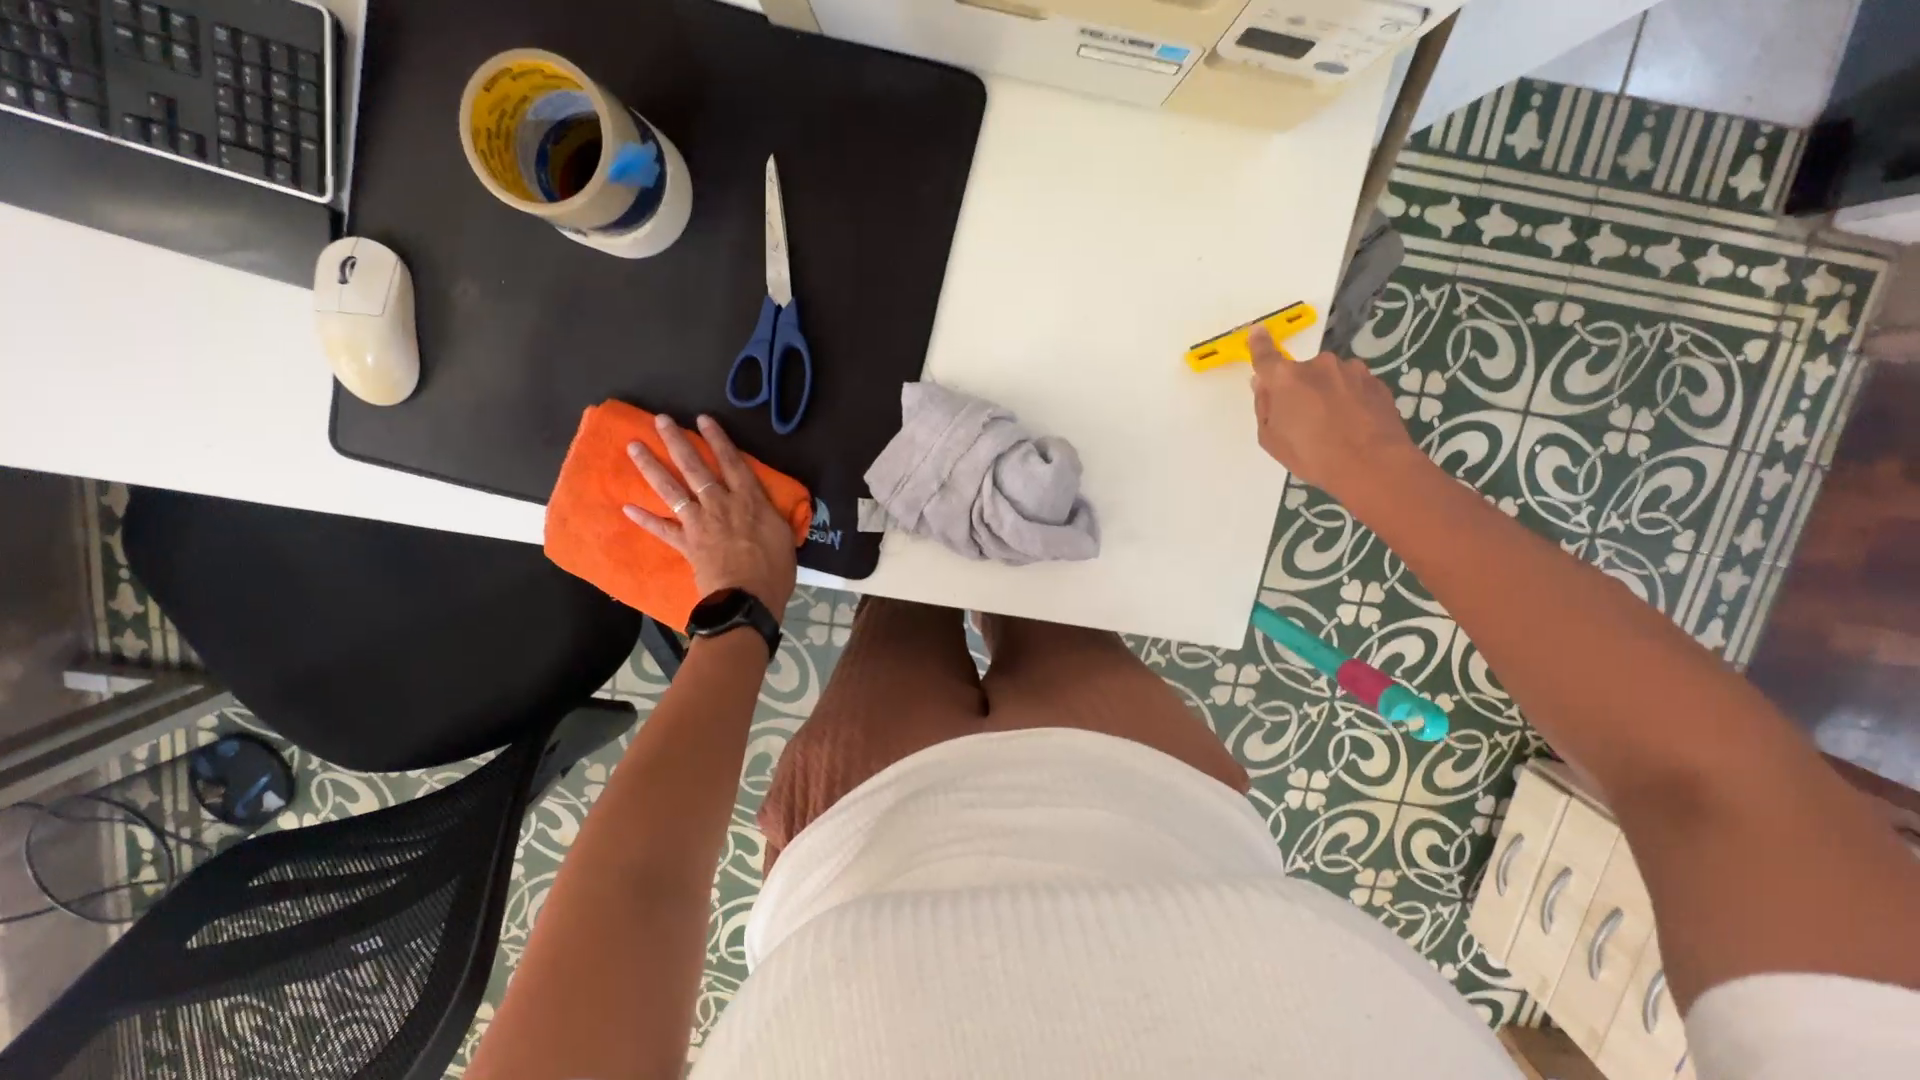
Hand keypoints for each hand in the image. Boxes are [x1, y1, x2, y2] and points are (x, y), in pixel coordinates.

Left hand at [623, 414, 798, 614]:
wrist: (747, 599)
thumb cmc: (774, 570)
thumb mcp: (784, 536)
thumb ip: (772, 517)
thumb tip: (768, 509)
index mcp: (749, 500)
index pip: (731, 462)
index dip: (717, 439)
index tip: (702, 418)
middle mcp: (720, 504)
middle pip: (695, 468)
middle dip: (677, 442)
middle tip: (660, 421)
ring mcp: (699, 524)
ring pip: (672, 490)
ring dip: (651, 467)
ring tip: (634, 447)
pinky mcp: (686, 545)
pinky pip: (661, 530)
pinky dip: (645, 519)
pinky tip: (627, 507)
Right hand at [1248, 326, 1425, 502]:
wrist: (1373, 465)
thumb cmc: (1313, 456)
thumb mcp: (1271, 439)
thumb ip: (1264, 406)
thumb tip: (1262, 384)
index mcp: (1286, 378)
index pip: (1266, 355)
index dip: (1259, 343)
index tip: (1257, 332)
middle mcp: (1319, 365)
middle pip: (1302, 372)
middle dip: (1300, 389)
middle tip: (1305, 419)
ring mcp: (1351, 370)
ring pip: (1331, 378)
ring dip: (1328, 393)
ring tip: (1335, 425)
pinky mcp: (1376, 381)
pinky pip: (1354, 386)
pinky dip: (1351, 399)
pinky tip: (1354, 424)